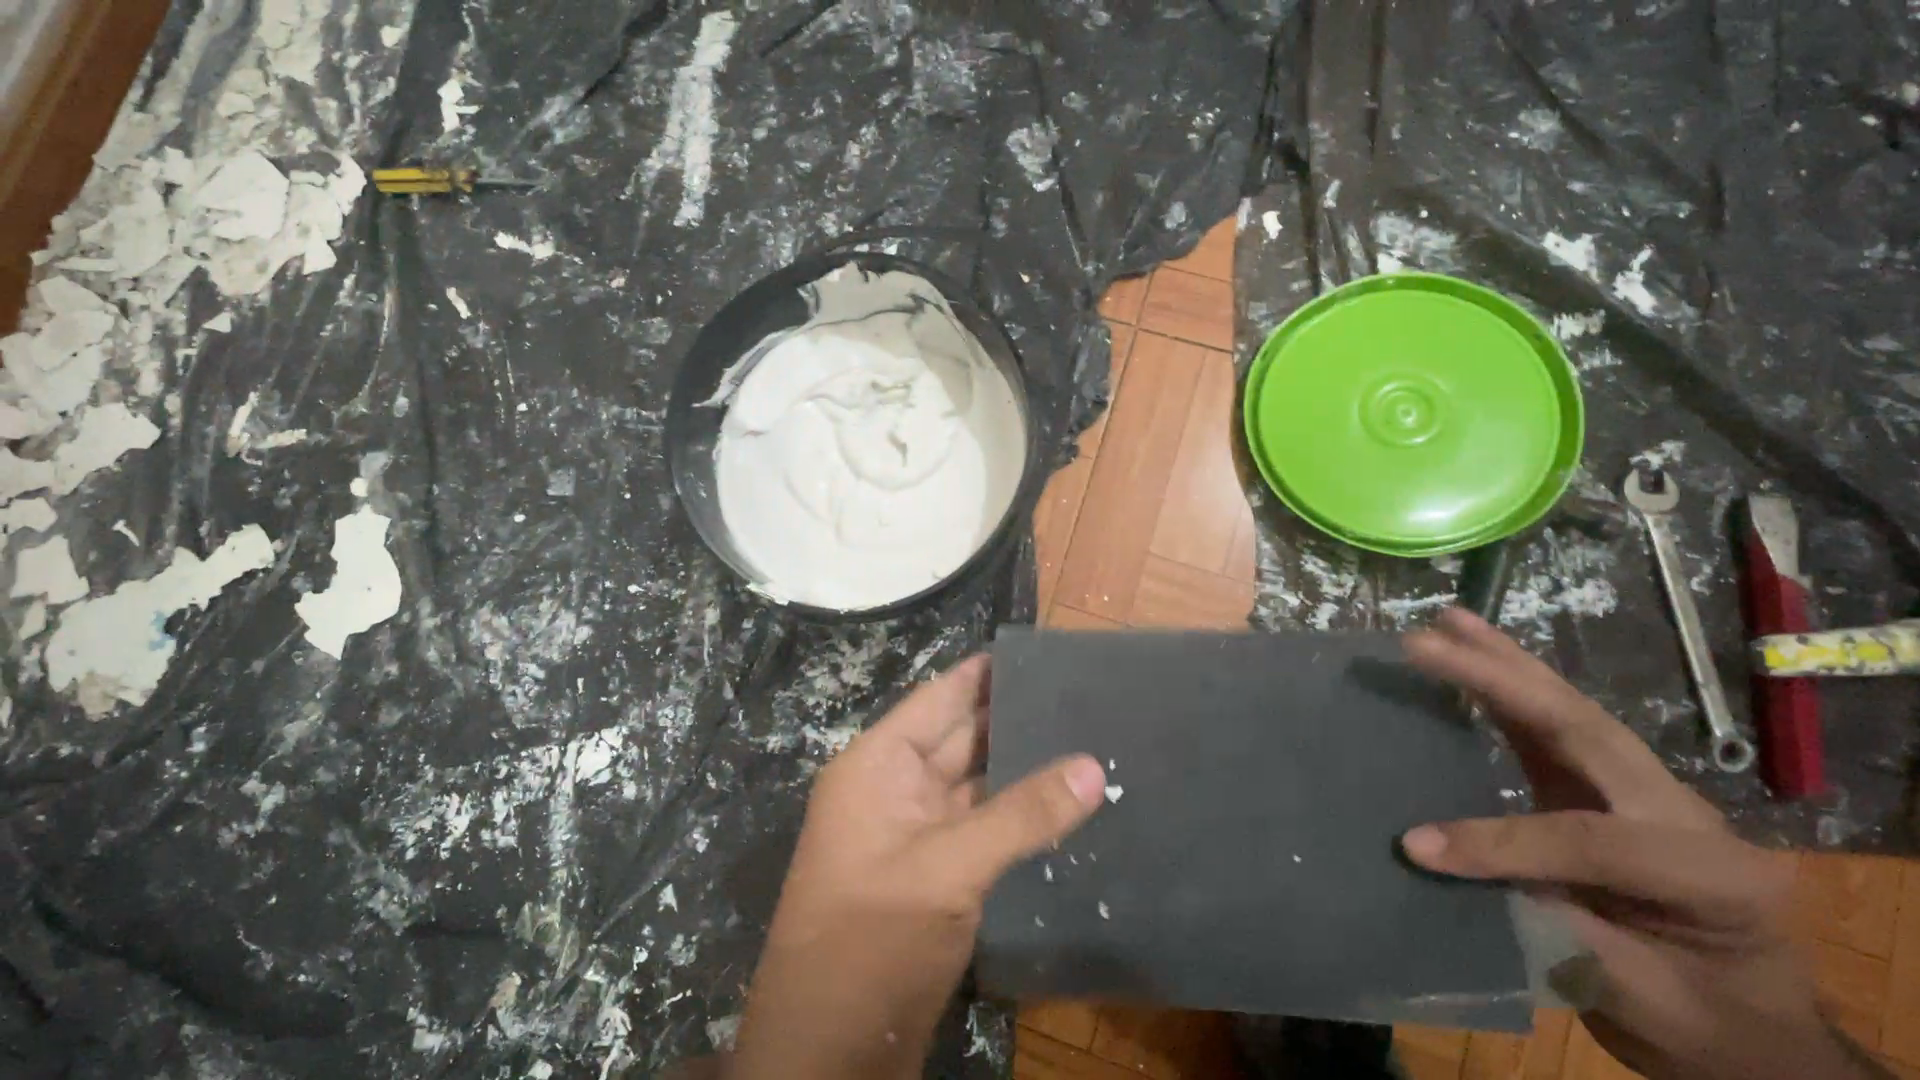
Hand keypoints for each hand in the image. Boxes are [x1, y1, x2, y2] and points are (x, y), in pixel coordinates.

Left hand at [730, 655, 1106, 1079]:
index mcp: (877, 767)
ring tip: (1091, 741)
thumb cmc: (870, 939)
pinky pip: (982, 831)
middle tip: (1087, 698)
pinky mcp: (935, 880)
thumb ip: (1020, 815)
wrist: (828, 1051)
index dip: (985, 675)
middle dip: (1016, 720)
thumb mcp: (946, 868)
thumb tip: (1095, 766)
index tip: (1044, 652)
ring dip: (1023, 770)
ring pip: (975, 787)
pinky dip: (1018, 818)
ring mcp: (913, 838)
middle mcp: (893, 791)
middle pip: (961, 740)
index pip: (938, 700)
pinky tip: (1067, 807)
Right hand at [1399, 610, 1882, 1079]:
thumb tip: (1437, 864)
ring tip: (1448, 619)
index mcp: (1712, 874)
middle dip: (1502, 681)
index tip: (1417, 848)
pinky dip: (1511, 690)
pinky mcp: (1610, 790)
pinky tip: (1473, 662)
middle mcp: (1683, 813)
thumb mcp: (1631, 996)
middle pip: (1587, 731)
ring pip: (1574, 713)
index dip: (1503, 842)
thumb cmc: (1699, 1026)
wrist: (1749, 1030)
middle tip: (1426, 641)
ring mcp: (1647, 793)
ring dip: (1506, 663)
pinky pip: (1557, 730)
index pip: (1592, 840)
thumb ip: (1545, 924)